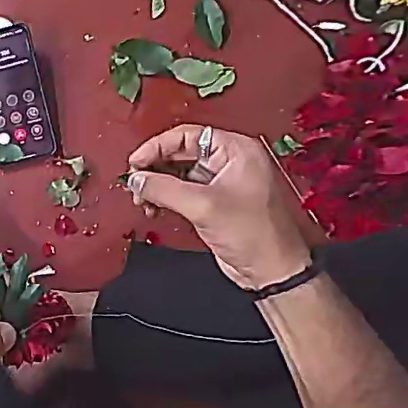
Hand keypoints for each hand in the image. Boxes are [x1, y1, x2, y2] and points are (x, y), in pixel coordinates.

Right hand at [126, 125, 314, 289]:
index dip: (157, 147)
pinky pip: (183, 191)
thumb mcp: (203, 206)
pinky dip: (166, 198)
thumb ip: (164, 189)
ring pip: (179, 173)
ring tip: (141, 200)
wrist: (272, 271)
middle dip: (155, 169)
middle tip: (134, 183)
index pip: (188, 136)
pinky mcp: (215, 202)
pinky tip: (152, 208)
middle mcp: (229, 161)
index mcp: (236, 150)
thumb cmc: (254, 235)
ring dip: (157, 186)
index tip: (136, 162)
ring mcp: (222, 182)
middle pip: (180, 153)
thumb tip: (136, 179)